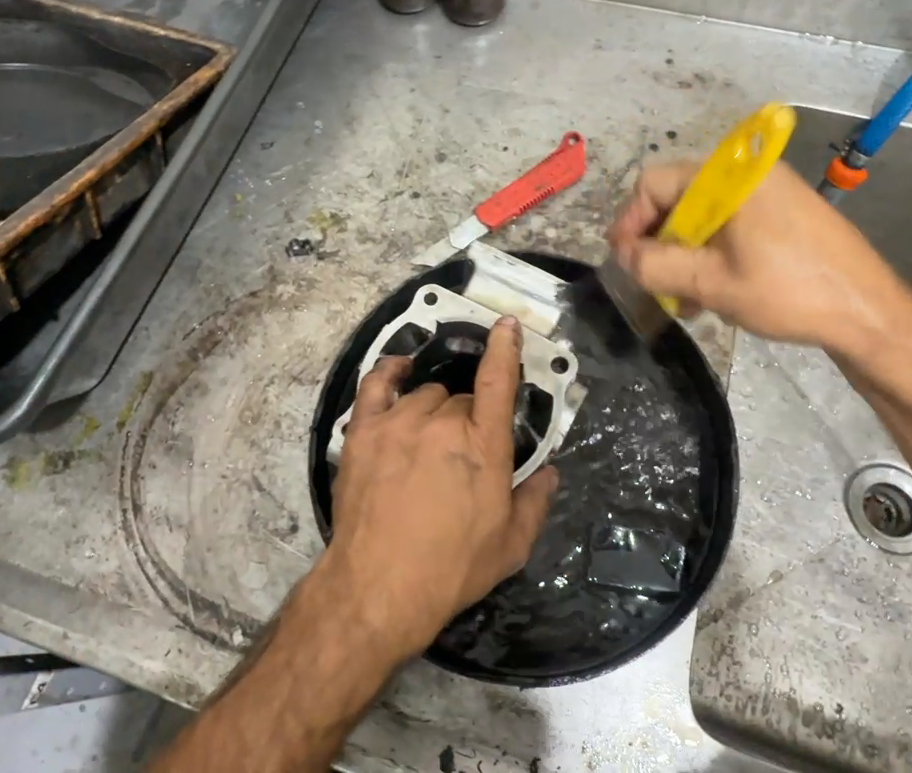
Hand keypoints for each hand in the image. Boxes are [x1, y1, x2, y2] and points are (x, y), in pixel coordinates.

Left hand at [321, 318, 558, 659]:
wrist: (378, 586)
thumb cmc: (451, 568)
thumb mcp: (511, 545)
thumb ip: (535, 501)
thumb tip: (549, 472)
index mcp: (483, 445)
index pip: (498, 382)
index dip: (505, 349)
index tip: (506, 325)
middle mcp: (441, 423)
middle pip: (462, 398)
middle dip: (469, 419)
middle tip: (463, 455)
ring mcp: (398, 422)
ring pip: (424, 396)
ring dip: (433, 411)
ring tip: (427, 445)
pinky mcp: (362, 431)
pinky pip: (377, 384)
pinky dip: (390, 372)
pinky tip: (398, 371)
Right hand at [605, 160, 911, 355]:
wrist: (870, 312)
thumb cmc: (788, 292)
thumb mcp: (710, 283)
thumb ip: (655, 266)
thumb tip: (623, 256)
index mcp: (729, 177)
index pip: (653, 183)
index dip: (630, 221)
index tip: (625, 261)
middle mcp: (746, 173)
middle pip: (676, 196)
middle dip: (657, 241)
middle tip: (653, 283)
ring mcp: (769, 190)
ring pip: (701, 214)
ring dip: (682, 252)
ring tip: (683, 297)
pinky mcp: (783, 212)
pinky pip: (729, 223)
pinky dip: (711, 251)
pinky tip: (712, 290)